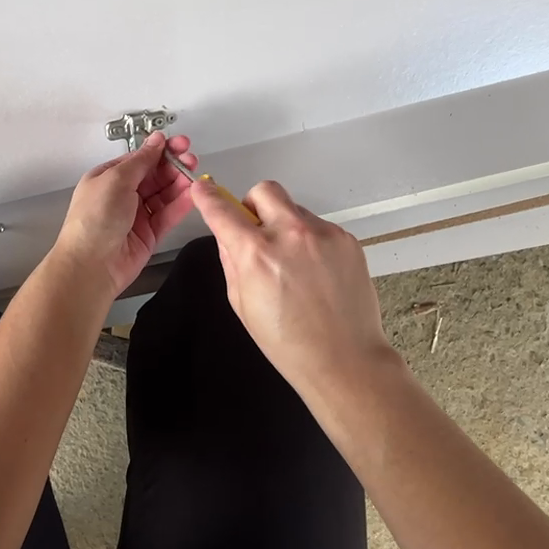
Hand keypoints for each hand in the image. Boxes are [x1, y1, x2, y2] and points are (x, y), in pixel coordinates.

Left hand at [51, 132, 198, 296]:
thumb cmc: (93, 221)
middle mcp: (122, 195)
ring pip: (164, 194)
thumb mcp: (116, 180)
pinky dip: (181, 204)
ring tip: (194, 175)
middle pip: (155, 175)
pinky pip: (168, 215)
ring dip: (179, 183)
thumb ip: (141, 160)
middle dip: (173, 165)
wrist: (91, 266)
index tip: (180, 143)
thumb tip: (156, 140)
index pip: (140, 159)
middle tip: (190, 159)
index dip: (161, 150)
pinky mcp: (149, 234)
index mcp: (108, 178)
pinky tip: (192, 195)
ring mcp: (136, 215)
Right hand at [191, 179, 395, 390]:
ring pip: (295, 210)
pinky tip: (316, 273)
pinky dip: (311, 242)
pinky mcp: (347, 240)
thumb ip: (231, 261)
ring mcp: (323, 234)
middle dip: (254, 205)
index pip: (223, 211)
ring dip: (286, 227)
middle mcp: (291, 235)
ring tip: (295, 266)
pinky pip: (319, 227)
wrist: (344, 360)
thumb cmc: (288, 342)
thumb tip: (228, 235)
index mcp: (257, 254)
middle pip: (264, 191)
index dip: (207, 197)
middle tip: (257, 232)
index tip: (202, 189)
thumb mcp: (242, 303)